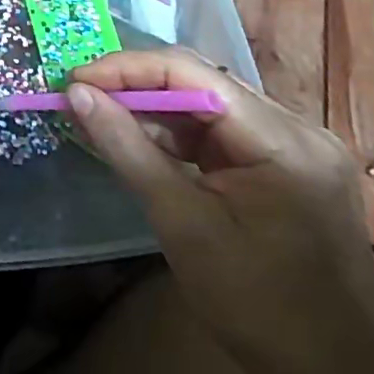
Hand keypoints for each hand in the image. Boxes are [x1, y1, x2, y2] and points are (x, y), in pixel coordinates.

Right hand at [66, 48, 373, 373]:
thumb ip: (126, 147)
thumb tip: (75, 93)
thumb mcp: (181, 222)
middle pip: (202, 83)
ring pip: (207, 105)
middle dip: (135, 86)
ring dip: (152, 109)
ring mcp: (297, 148)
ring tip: (100, 114)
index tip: (74, 80)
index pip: (193, 74)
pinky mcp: (287, 168)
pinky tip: (140, 140)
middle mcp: (299, 131)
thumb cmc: (257, 305)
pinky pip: (220, 132)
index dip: (127, 69)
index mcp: (286, 142)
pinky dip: (177, 133)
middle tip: (80, 95)